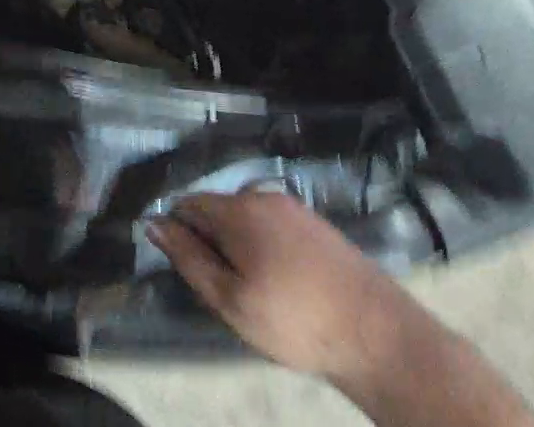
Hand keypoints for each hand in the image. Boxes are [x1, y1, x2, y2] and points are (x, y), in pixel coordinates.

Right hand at [147, 192, 419, 384]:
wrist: (380, 336)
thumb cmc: (295, 321)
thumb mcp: (229, 299)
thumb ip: (188, 257)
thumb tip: (153, 223)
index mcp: (238, 209)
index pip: (186, 204)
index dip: (179, 234)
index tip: (192, 270)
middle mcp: (263, 196)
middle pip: (216, 209)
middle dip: (210, 240)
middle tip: (225, 288)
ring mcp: (295, 208)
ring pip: (245, 218)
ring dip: (239, 245)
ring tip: (255, 289)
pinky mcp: (318, 224)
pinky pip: (273, 225)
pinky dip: (266, 246)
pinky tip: (283, 282)